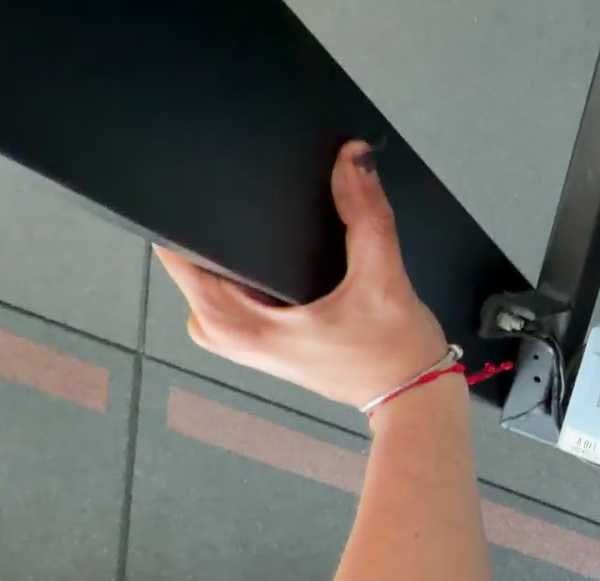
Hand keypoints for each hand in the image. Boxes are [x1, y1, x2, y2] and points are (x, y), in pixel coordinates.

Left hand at [154, 140, 449, 409]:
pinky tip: (306, 284)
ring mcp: (235, 339)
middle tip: (293, 239)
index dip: (211, 211)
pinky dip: (271, 282)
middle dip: (245, 238)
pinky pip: (243, 293)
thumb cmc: (397, 358)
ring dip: (260, 260)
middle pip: (206, 255)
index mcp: (228, 319)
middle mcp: (218, 331)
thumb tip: (354, 160)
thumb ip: (367, 218)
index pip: (181, 242)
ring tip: (306, 267)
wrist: (418, 402)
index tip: (241, 198)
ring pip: (227, 272)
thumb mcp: (385, 283)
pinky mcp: (258, 343)